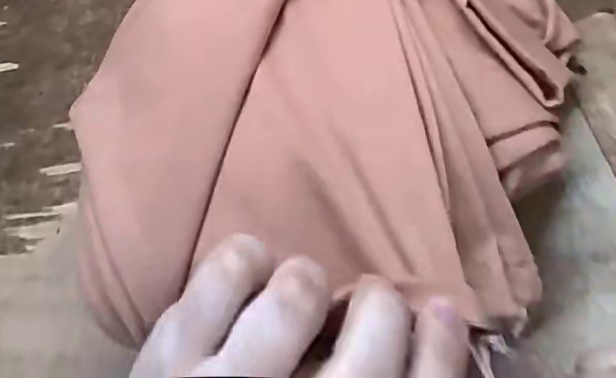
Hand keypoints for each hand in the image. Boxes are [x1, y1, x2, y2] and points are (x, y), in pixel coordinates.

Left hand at [129, 235, 466, 377]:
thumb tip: (420, 346)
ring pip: (292, 300)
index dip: (439, 354)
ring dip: (309, 282)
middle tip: (376, 298)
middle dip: (382, 311)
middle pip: (366, 355)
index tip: (444, 312)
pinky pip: (226, 272)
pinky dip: (247, 259)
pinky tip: (250, 279)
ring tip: (306, 289)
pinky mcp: (171, 347)